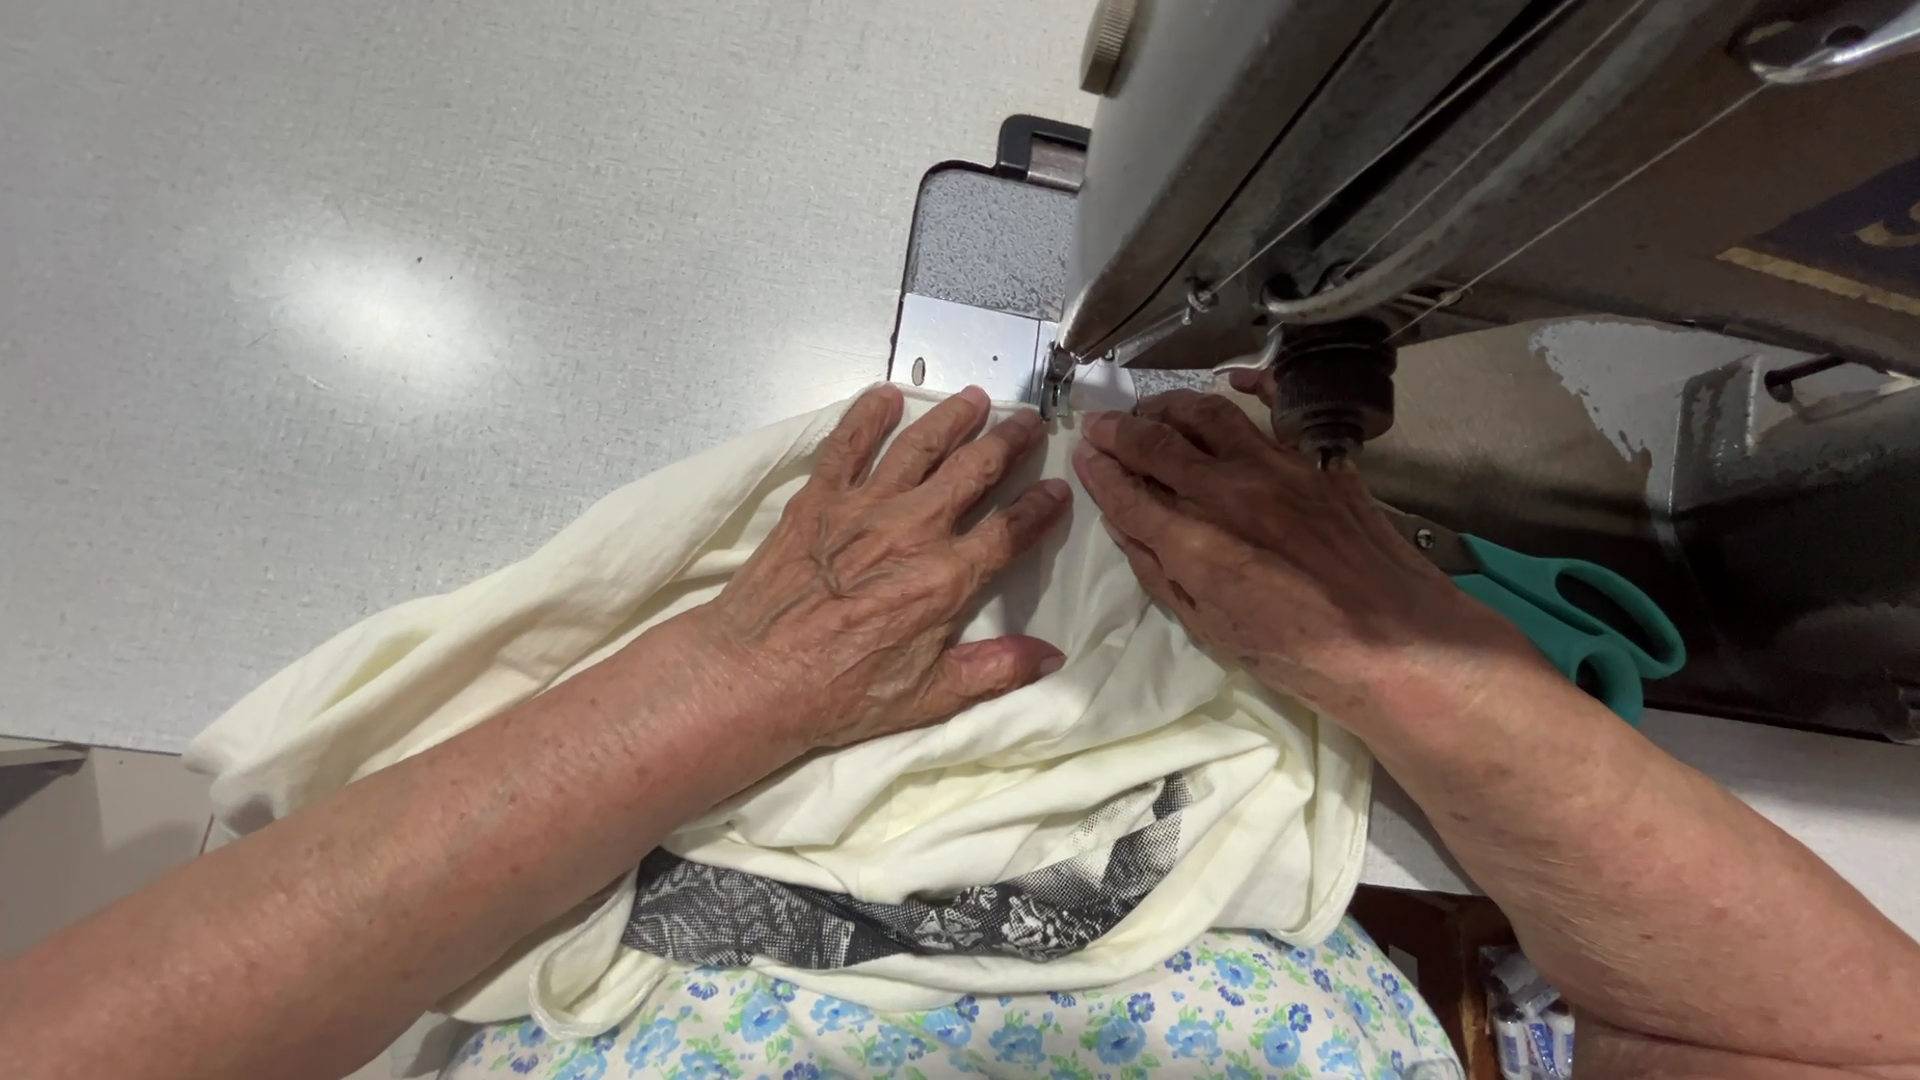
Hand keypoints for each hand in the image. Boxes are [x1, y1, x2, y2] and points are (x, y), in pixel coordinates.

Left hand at [691, 384, 1069, 752]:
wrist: (755, 674)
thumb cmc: (842, 691)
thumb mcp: (928, 697)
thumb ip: (995, 671)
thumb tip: (1052, 657)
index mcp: (946, 578)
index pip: (1010, 530)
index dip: (1041, 507)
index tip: (1059, 489)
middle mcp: (912, 529)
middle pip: (973, 471)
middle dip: (1008, 442)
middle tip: (1028, 421)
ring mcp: (864, 506)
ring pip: (920, 446)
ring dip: (953, 418)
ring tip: (975, 398)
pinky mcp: (819, 497)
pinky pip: (847, 444)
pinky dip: (867, 415)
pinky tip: (885, 395)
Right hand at [1071, 381, 1543, 730]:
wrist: (1396, 644)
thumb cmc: (1293, 652)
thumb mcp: (1207, 627)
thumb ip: (1159, 570)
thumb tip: (1125, 525)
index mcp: (1196, 545)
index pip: (1128, 493)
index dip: (1098, 472)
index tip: (1083, 457)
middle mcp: (1230, 494)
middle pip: (1157, 443)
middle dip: (1118, 431)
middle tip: (1098, 426)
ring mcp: (1278, 470)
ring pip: (1207, 414)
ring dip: (1167, 405)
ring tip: (1148, 409)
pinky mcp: (1317, 462)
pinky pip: (1280, 407)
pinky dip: (1252, 384)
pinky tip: (1230, 379)